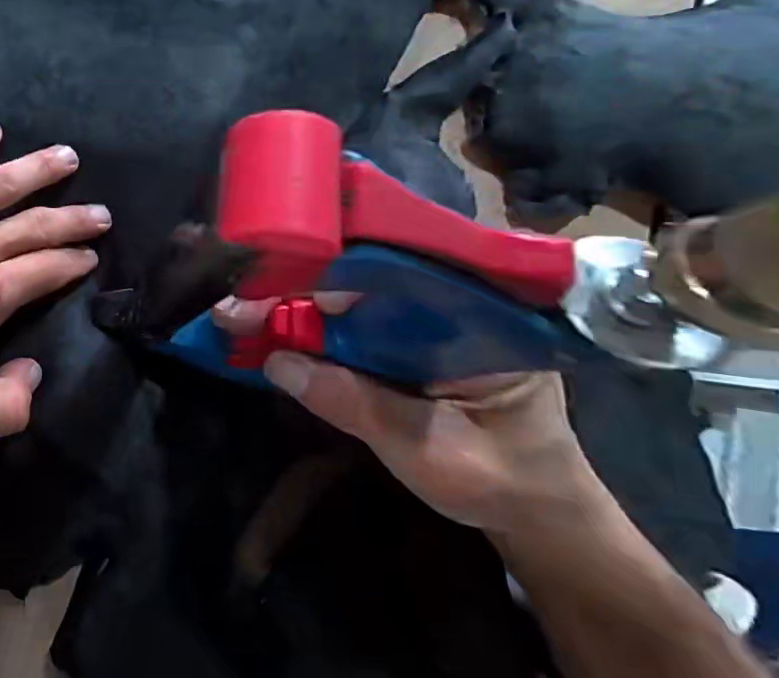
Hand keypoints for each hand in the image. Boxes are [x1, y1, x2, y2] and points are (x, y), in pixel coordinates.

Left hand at [0, 122, 110, 452]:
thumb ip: (4, 409)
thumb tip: (35, 372)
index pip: (50, 269)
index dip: (75, 262)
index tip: (89, 257)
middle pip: (38, 224)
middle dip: (75, 219)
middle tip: (100, 214)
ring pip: (0, 184)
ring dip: (40, 169)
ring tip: (67, 157)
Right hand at [213, 295, 601, 534]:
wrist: (536, 511)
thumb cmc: (503, 482)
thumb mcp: (433, 452)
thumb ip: (360, 405)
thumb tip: (278, 363)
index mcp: (487, 312)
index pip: (409, 267)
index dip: (342, 271)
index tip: (288, 287)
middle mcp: (459, 296)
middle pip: (371, 271)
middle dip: (304, 283)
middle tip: (241, 303)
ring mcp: (432, 312)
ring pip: (357, 290)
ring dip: (301, 301)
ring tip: (243, 312)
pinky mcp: (411, 331)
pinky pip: (359, 315)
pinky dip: (316, 323)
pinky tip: (275, 329)